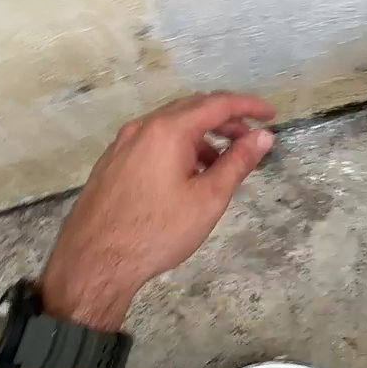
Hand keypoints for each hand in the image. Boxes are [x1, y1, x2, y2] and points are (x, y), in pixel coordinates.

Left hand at [40, 92, 276, 328]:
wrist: (95, 263)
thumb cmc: (158, 231)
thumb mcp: (208, 198)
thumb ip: (238, 162)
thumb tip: (263, 137)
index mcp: (168, 130)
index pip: (217, 104)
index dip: (249, 106)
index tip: (271, 115)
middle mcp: (143, 127)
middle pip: (193, 109)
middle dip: (227, 120)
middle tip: (250, 140)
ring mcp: (123, 144)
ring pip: (171, 125)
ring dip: (203, 136)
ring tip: (221, 165)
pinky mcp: (112, 162)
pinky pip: (154, 141)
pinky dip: (179, 146)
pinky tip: (188, 176)